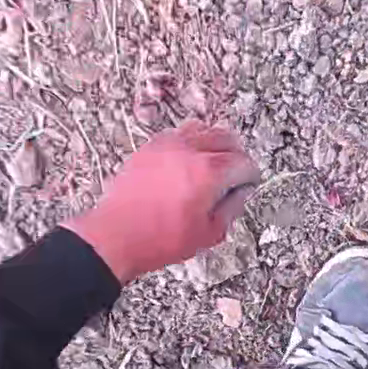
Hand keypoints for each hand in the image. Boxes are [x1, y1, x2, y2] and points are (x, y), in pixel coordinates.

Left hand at [64, 122, 260, 283]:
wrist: (116, 237)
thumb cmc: (157, 239)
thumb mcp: (209, 233)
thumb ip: (231, 208)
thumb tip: (240, 194)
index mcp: (208, 173)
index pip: (244, 162)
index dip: (251, 175)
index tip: (250, 183)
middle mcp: (188, 152)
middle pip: (226, 137)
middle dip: (237, 154)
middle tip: (238, 171)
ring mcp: (166, 146)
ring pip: (202, 129)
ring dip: (214, 142)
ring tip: (216, 161)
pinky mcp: (149, 149)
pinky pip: (178, 134)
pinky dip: (190, 142)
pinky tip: (190, 160)